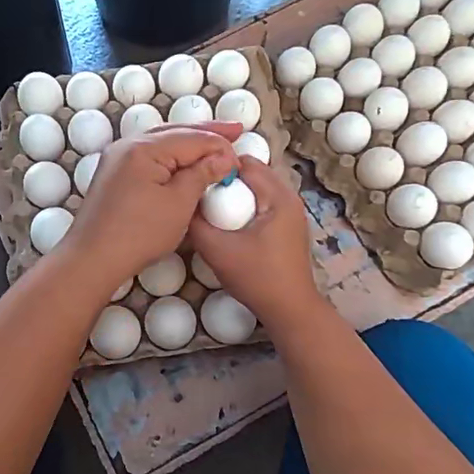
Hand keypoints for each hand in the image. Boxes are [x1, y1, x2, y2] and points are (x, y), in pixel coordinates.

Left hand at [59, 123, 240, 288]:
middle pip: (176, 132)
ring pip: (162, 142)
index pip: (192, 138)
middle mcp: (128, 145)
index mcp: (144, 148)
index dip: (220, 146)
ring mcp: (118, 159)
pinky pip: (150, 156)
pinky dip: (173, 156)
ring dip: (190, 142)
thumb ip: (203, 174)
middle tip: (236, 130)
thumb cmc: (138, 234)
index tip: (240, 160)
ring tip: (216, 142)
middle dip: (207, 132)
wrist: (92, 259)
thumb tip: (224, 158)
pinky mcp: (115, 175)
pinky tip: (186, 161)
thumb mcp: (180, 203)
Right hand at [187, 156, 323, 324]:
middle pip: (253, 174)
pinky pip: (263, 204)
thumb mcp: (217, 250)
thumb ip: (196, 222)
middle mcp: (290, 198)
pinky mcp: (288, 227)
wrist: (289, 310)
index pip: (246, 163)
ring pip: (258, 190)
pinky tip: (229, 225)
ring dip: (236, 195)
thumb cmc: (257, 278)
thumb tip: (182, 202)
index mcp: (279, 197)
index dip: (218, 165)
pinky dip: (246, 208)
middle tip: (200, 192)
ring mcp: (292, 213)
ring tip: (212, 209)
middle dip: (227, 180)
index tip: (196, 178)